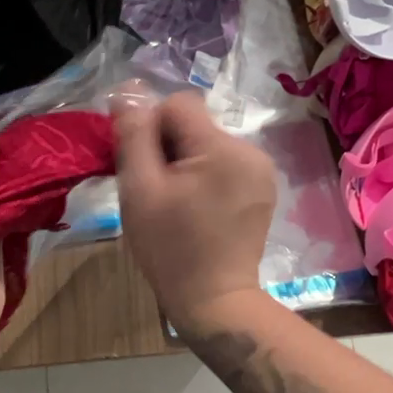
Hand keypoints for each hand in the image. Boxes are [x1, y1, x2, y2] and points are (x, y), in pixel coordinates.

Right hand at [114, 90, 276, 328]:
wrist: (214, 301)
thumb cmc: (170, 248)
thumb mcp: (140, 189)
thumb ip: (134, 134)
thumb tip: (129, 91)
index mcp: (221, 147)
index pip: (177, 105)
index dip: (151, 129)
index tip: (143, 168)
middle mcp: (250, 150)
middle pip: (194, 125)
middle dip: (169, 148)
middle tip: (156, 192)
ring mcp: (261, 171)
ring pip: (207, 144)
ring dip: (186, 163)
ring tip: (177, 204)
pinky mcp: (263, 189)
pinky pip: (224, 164)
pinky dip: (205, 177)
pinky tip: (197, 210)